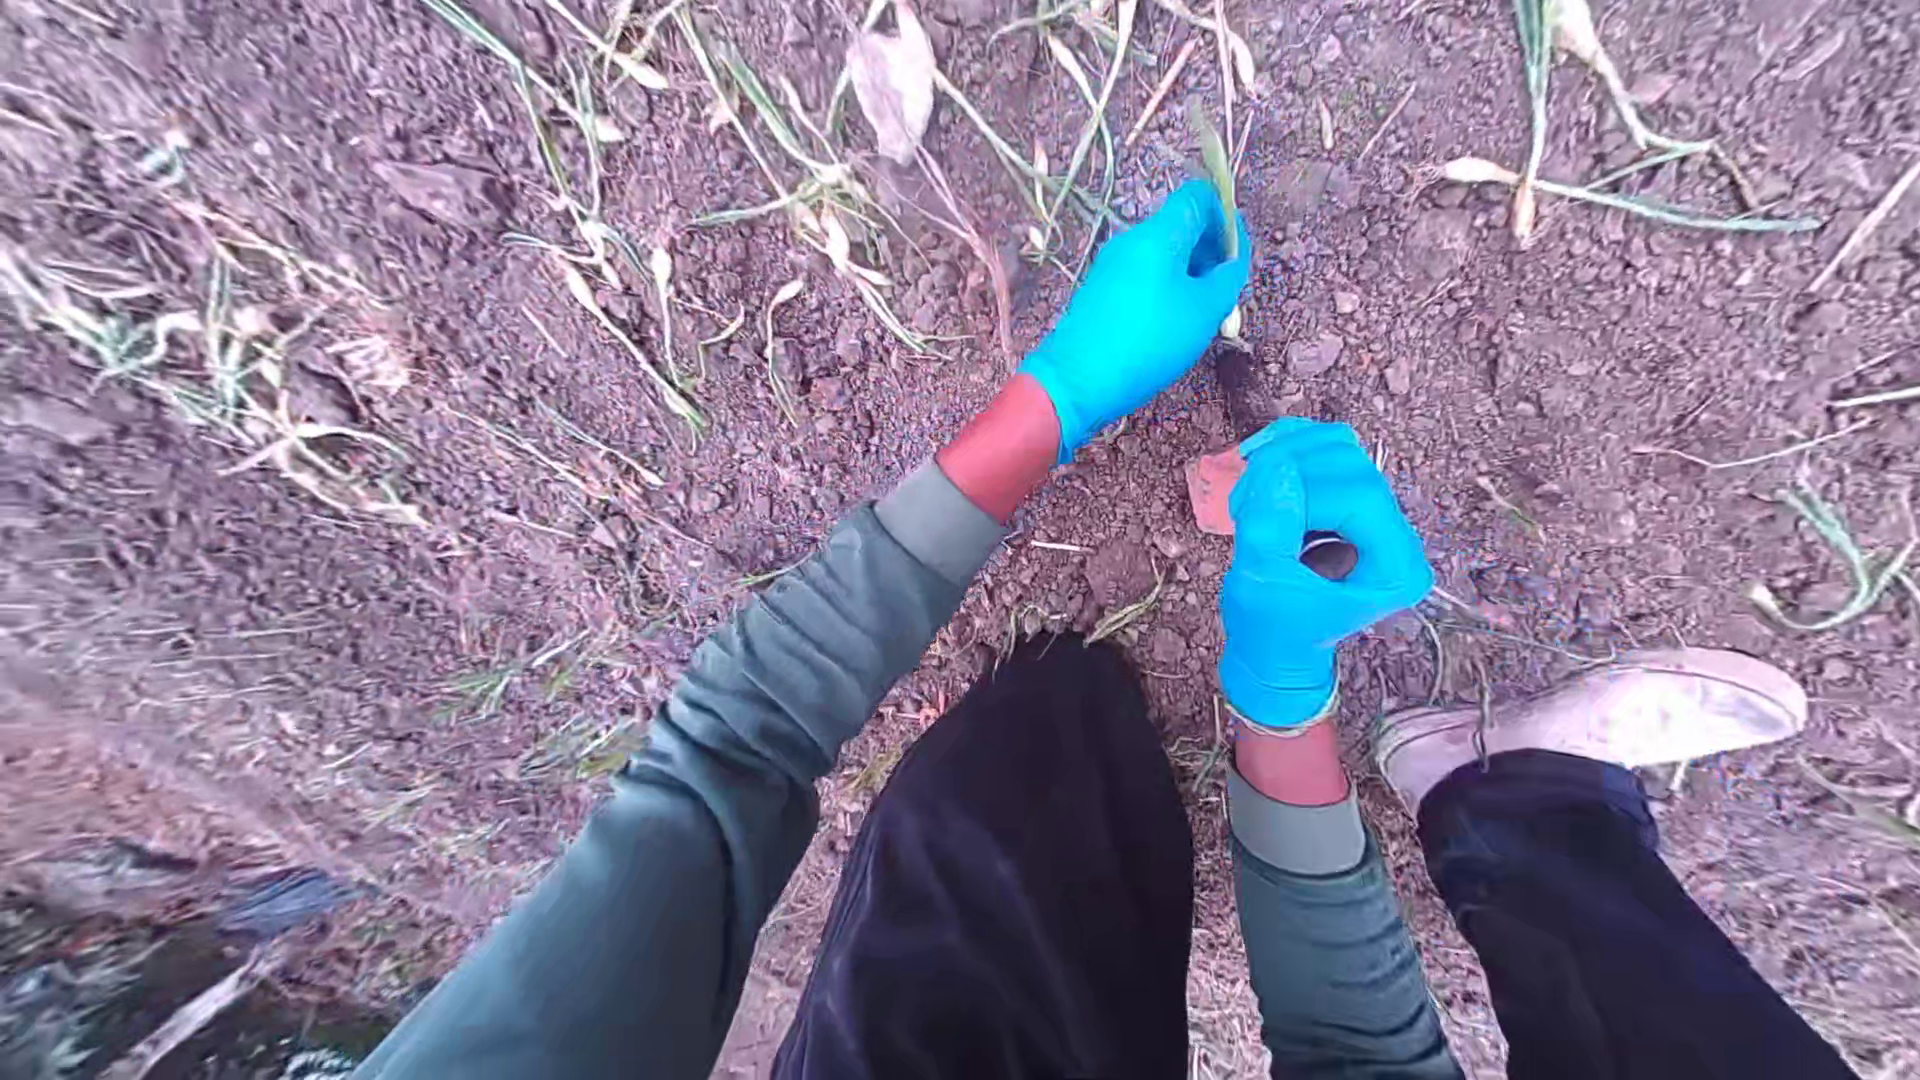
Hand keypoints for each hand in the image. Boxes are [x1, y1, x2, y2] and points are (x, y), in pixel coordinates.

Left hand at [1018, 180, 1250, 459]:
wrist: (1075, 383)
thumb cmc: (1146, 343)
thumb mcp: (1202, 312)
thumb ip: (1226, 278)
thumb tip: (1229, 262)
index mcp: (1157, 234)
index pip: (1199, 196)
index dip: (1226, 219)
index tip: (1234, 260)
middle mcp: (1128, 243)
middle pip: (1180, 230)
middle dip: (1208, 257)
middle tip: (1221, 299)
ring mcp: (1108, 271)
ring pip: (1160, 262)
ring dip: (1186, 283)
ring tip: (1196, 322)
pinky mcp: (1097, 297)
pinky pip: (1139, 284)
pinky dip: (1161, 298)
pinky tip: (1166, 333)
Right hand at [1219, 420, 1432, 728]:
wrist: (1270, 647)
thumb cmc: (1269, 629)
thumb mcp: (1262, 582)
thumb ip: (1271, 525)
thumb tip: (1275, 466)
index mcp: (1392, 567)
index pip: (1358, 496)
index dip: (1300, 490)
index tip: (1250, 507)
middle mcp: (1392, 536)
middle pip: (1350, 465)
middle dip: (1287, 469)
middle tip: (1243, 500)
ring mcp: (1368, 517)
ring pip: (1338, 449)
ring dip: (1283, 457)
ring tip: (1248, 494)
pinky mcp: (1341, 504)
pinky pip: (1322, 452)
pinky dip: (1286, 448)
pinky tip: (1257, 465)